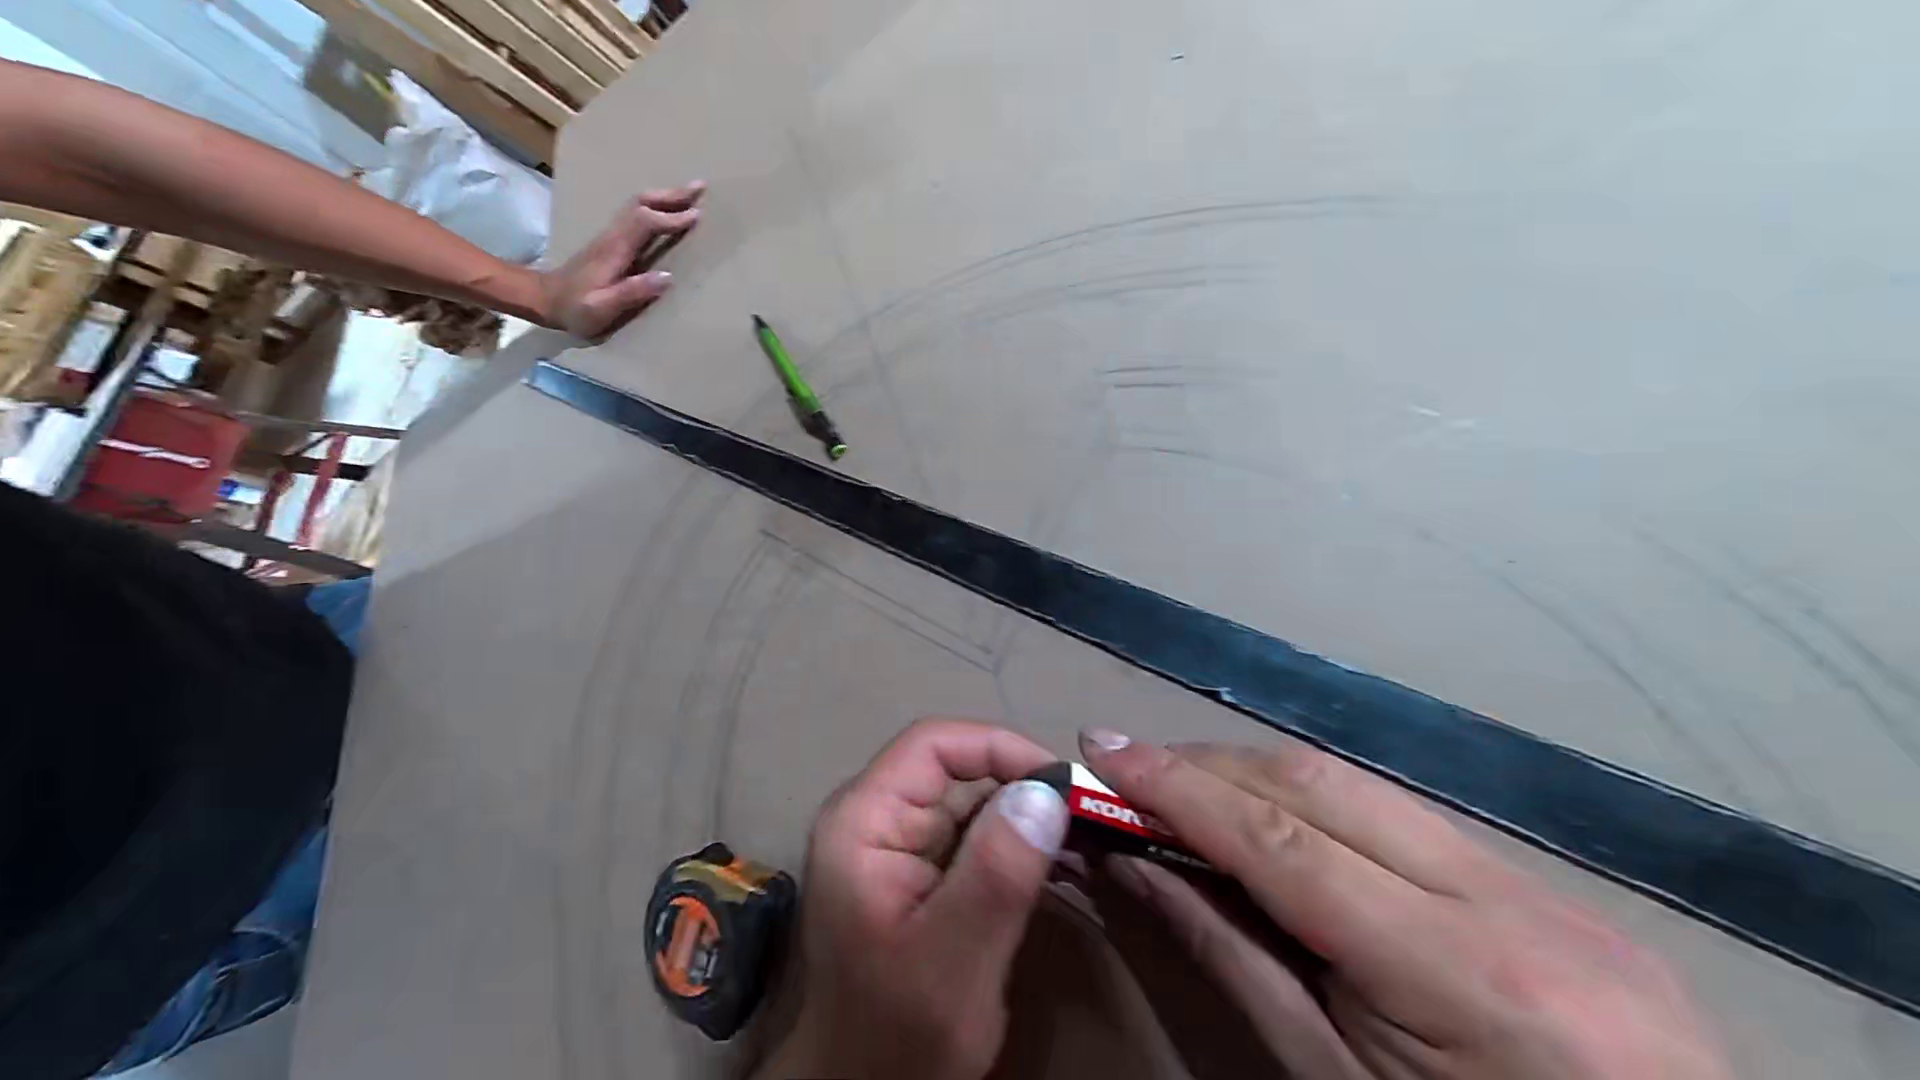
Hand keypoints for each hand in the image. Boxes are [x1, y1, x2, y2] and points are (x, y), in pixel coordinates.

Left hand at [536, 181, 704, 338]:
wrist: (545, 299)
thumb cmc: (575, 308)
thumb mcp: (602, 308)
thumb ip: (632, 293)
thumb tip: (667, 277)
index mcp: (615, 250)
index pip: (645, 222)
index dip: (671, 217)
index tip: (698, 215)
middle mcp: (613, 236)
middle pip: (641, 204)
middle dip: (671, 195)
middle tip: (700, 186)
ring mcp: (611, 236)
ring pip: (638, 206)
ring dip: (665, 197)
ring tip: (690, 195)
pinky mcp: (612, 242)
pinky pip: (637, 215)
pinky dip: (656, 207)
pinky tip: (668, 210)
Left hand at [760, 718, 1066, 1079]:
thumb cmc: (894, 1039)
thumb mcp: (953, 962)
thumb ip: (996, 874)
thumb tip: (1046, 789)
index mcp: (863, 820)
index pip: (934, 745)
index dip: (999, 747)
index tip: (1063, 780)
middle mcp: (875, 816)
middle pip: (954, 766)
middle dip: (1021, 783)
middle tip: (1086, 814)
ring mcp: (894, 840)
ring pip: (969, 796)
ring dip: (1025, 811)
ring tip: (1080, 837)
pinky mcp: (917, 866)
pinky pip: (972, 830)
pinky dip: (1016, 838)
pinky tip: (1056, 859)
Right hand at [1078, 730, 1733, 1079]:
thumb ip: (1232, 958)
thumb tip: (1134, 867)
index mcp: (1466, 982)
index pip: (1284, 843)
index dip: (1179, 788)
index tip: (1103, 749)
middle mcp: (1518, 907)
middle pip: (1321, 786)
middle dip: (1209, 764)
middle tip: (1128, 767)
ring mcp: (1550, 891)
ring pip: (1362, 786)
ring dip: (1256, 776)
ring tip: (1183, 787)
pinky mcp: (1555, 892)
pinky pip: (1401, 818)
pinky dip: (1316, 805)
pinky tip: (1272, 821)